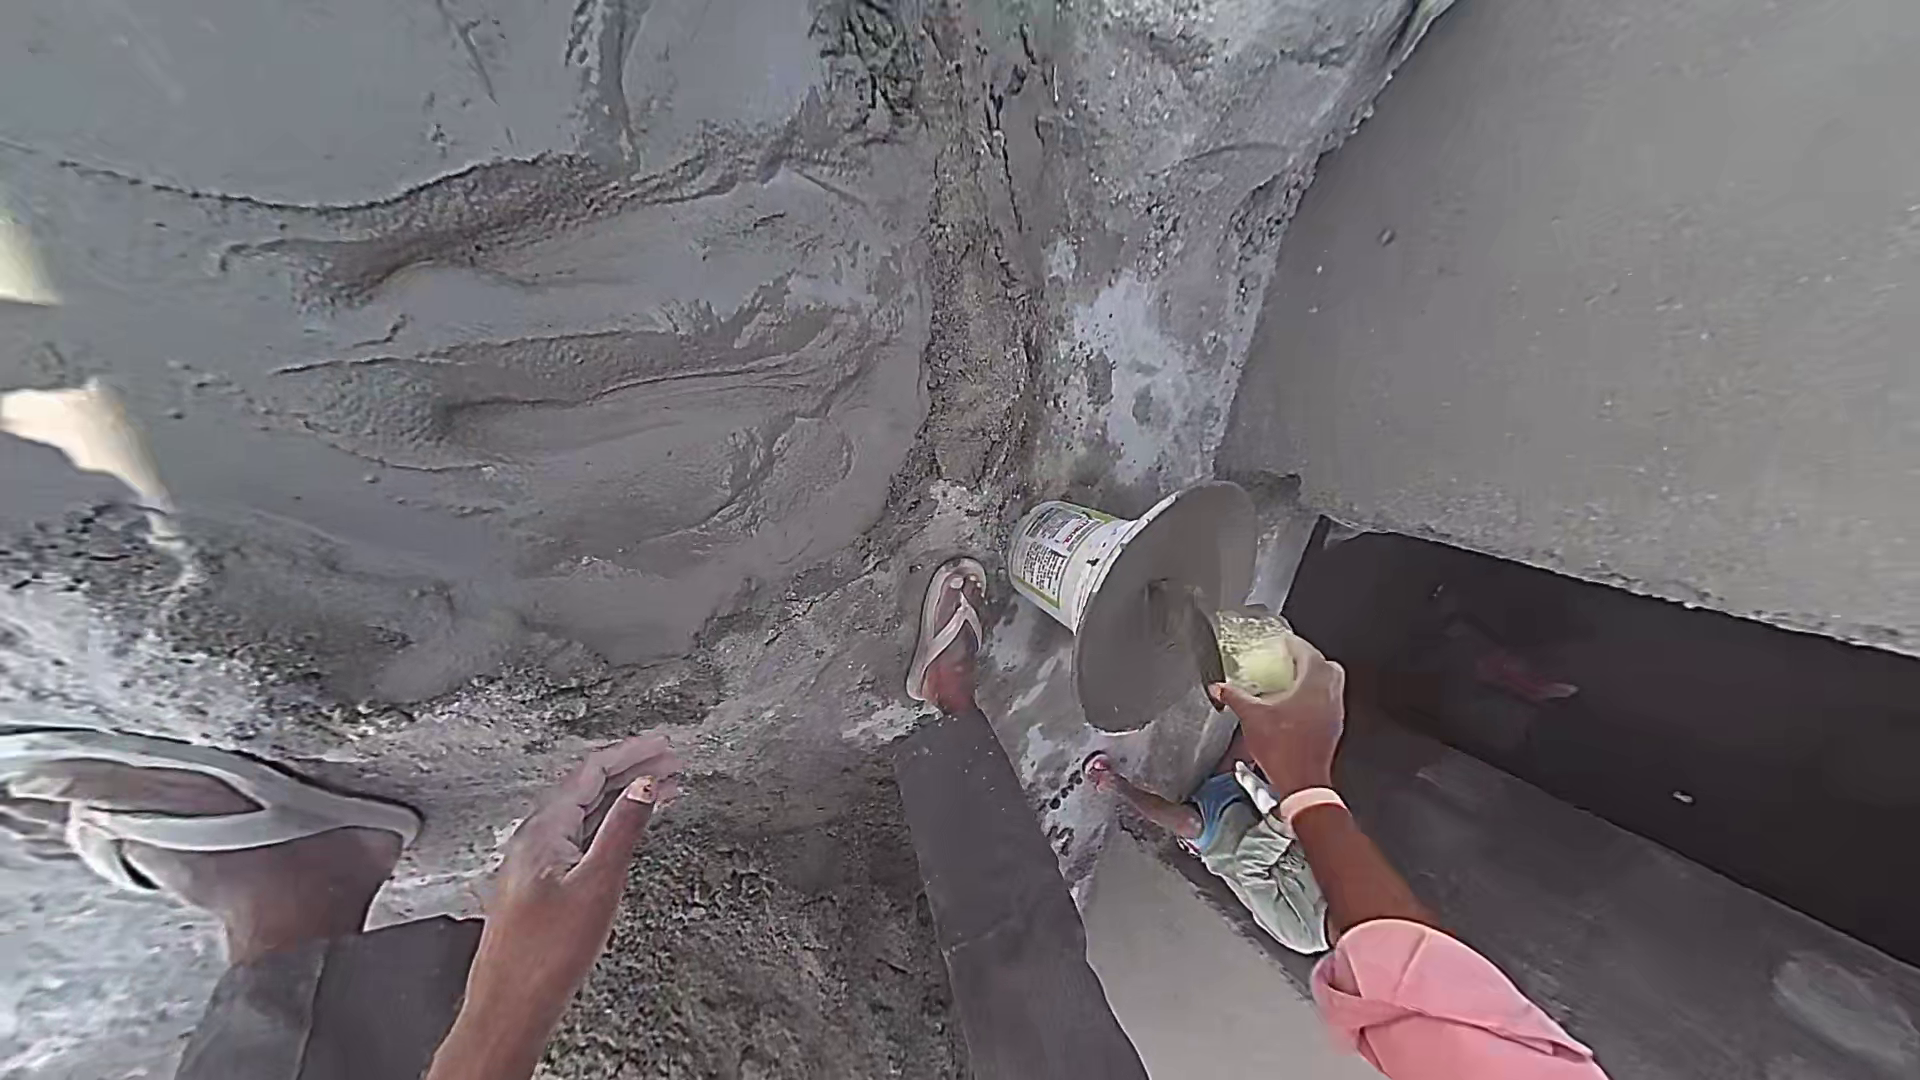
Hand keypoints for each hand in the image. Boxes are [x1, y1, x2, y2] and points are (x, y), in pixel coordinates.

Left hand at [431, 735, 679, 1079]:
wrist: (510, 1012)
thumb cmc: (545, 955)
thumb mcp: (598, 882)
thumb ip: (624, 827)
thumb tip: (644, 784)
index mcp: (543, 831)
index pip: (592, 771)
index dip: (631, 753)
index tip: (662, 745)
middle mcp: (536, 839)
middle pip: (590, 786)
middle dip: (634, 768)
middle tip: (671, 761)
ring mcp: (538, 859)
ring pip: (589, 809)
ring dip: (627, 792)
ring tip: (664, 786)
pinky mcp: (545, 879)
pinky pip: (585, 830)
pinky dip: (615, 817)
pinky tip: (631, 823)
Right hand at [1212, 634, 1345, 797]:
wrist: (1302, 782)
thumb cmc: (1282, 748)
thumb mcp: (1251, 716)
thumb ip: (1234, 697)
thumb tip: (1218, 688)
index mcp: (1313, 687)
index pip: (1309, 654)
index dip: (1295, 644)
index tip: (1283, 641)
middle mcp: (1329, 697)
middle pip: (1329, 667)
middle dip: (1310, 659)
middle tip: (1289, 657)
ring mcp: (1334, 713)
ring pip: (1332, 685)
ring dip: (1314, 677)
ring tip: (1290, 679)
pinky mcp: (1333, 728)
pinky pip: (1328, 701)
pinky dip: (1315, 695)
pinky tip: (1294, 703)